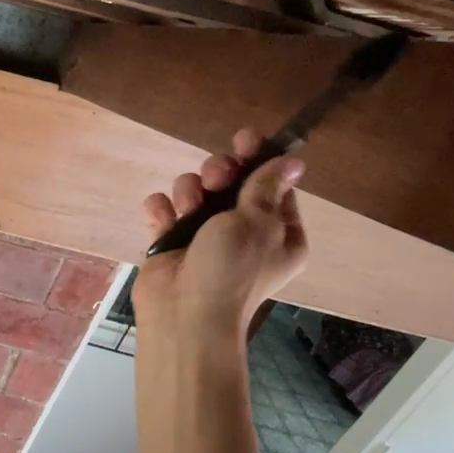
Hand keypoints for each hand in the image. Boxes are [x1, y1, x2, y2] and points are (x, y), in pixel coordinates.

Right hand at [132, 128, 308, 332]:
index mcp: (278, 232)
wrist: (185, 313)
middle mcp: (242, 233)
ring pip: (195, 192)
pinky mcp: (171, 244)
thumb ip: (267, 186)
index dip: (258, 160)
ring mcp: (203, 238)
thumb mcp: (259, 222)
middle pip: (230, 183)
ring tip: (186, 208)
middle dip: (218, 173)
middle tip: (215, 177)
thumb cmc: (231, 268)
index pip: (273, 185)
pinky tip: (162, 218)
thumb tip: (293, 161)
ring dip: (188, 192)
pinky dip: (160, 211)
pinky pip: (164, 212)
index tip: (244, 139)